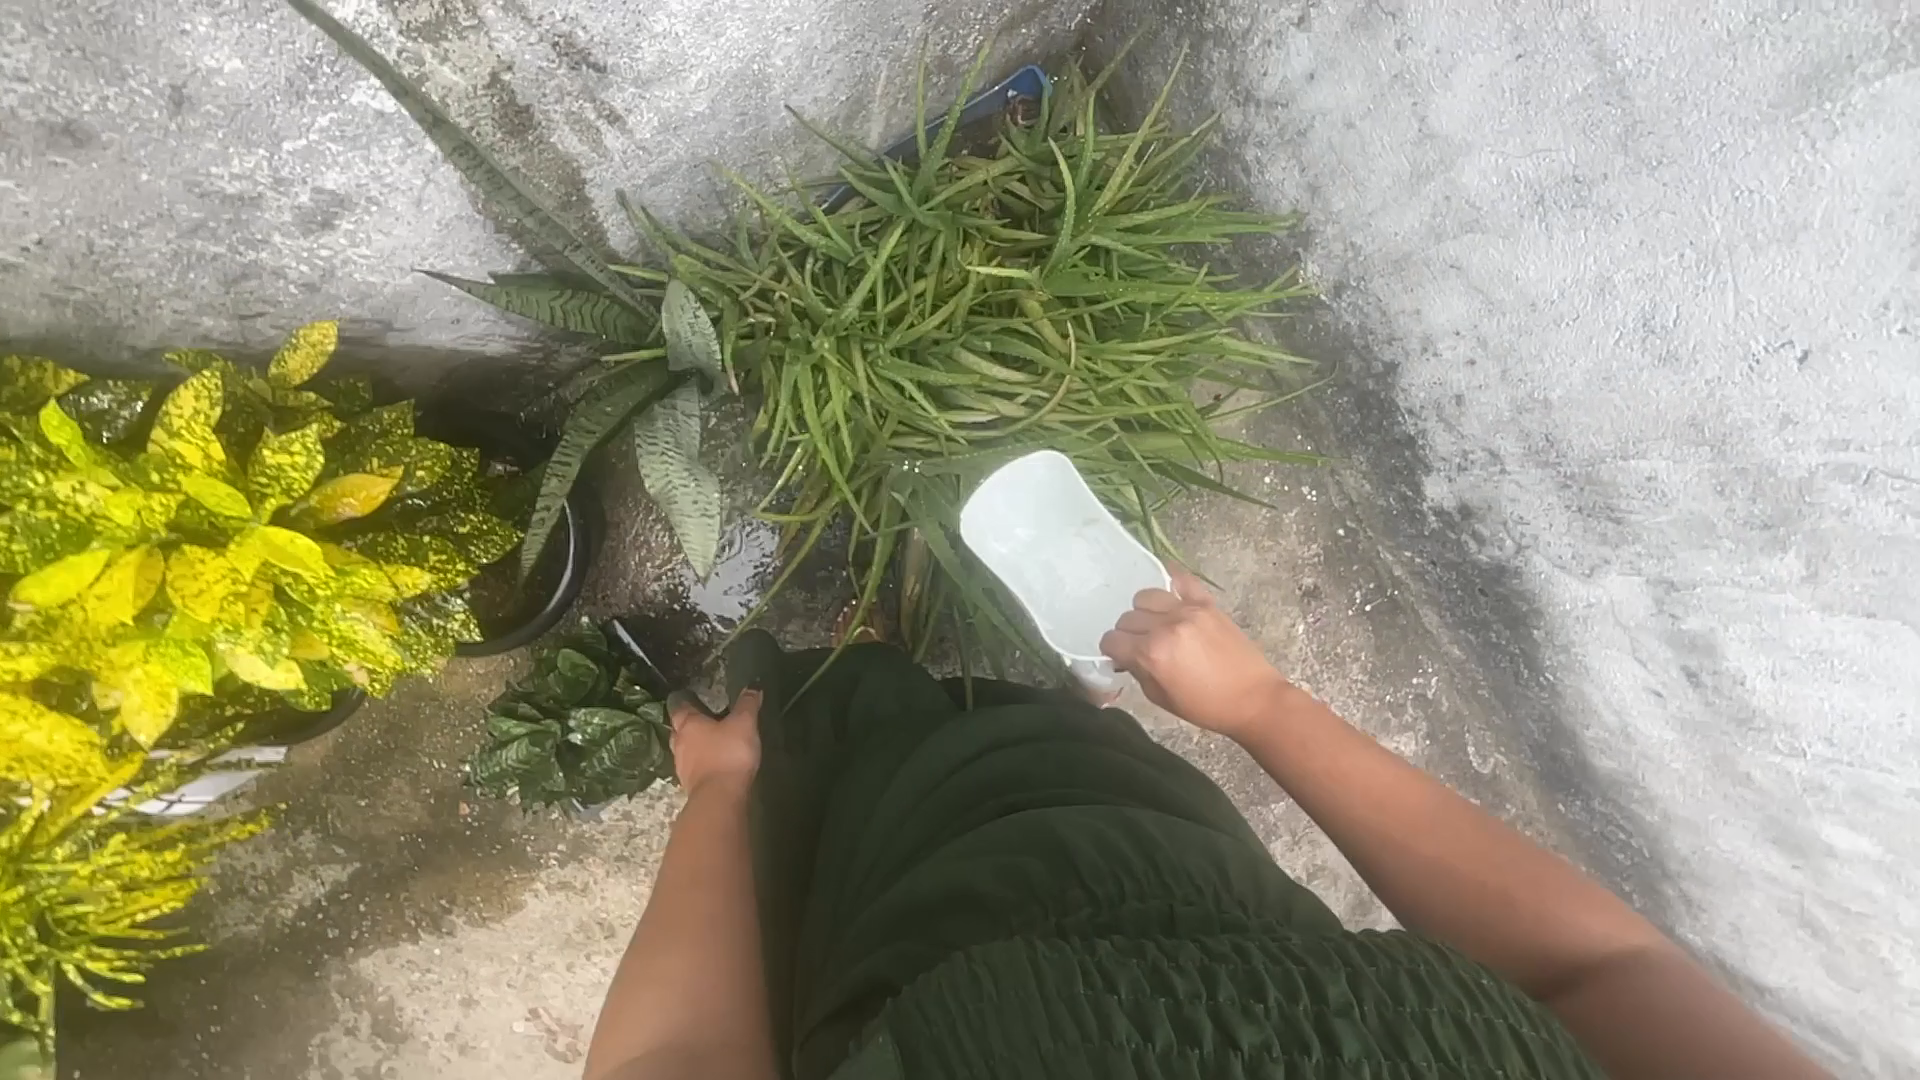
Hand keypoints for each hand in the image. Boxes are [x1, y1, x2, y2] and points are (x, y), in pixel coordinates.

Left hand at [669, 687, 761, 796]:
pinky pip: (692, 766)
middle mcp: (679, 744)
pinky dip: (700, 761)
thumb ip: (748, 704)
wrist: (719, 797)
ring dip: (693, 744)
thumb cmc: (728, 753)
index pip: (679, 707)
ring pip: (684, 749)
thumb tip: (753, 685)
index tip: (688, 695)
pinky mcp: (690, 784)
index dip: (683, 699)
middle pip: (678, 729)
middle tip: (701, 717)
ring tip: (709, 740)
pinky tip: (712, 762)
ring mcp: (682, 766)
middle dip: (687, 723)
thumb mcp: (744, 723)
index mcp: (688, 724)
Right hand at [1099, 566, 1292, 740]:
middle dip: (1128, 633)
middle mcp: (1165, 626)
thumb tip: (1126, 656)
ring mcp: (1187, 611)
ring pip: (1146, 596)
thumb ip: (1137, 671)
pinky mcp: (1207, 603)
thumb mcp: (1160, 697)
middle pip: (1127, 617)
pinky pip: (1181, 579)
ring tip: (1157, 623)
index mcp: (1151, 653)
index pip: (1112, 639)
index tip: (1119, 655)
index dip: (1112, 650)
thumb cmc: (1206, 706)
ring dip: (1144, 610)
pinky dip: (1171, 580)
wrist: (1254, 699)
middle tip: (1141, 645)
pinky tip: (1169, 592)